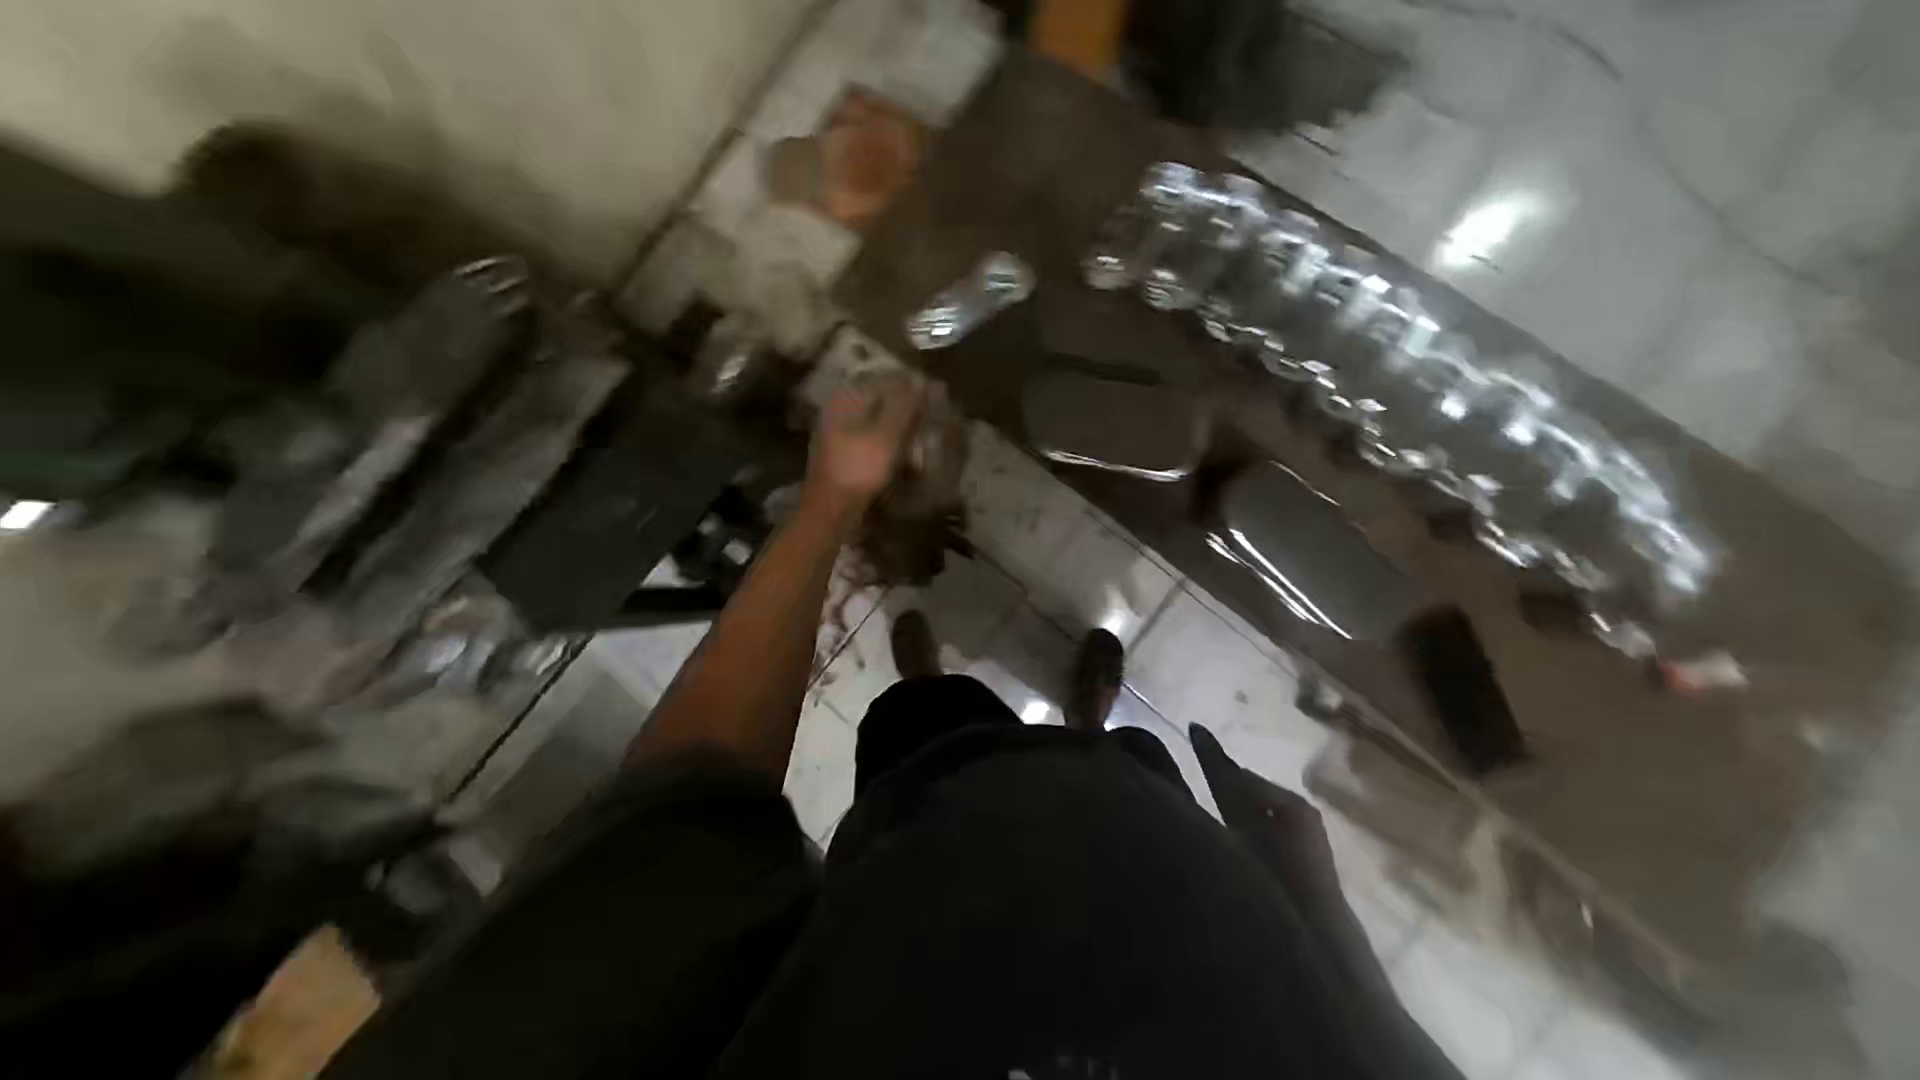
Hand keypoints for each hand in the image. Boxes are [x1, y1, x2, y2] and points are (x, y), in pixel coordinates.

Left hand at [807, 376, 923, 519]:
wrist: (829, 510)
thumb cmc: (858, 470)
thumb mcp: (885, 436)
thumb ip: (903, 405)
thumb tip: (921, 378)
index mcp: (847, 398)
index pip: (888, 381)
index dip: (914, 388)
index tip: (939, 397)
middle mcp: (841, 408)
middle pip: (882, 399)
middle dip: (909, 407)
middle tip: (935, 417)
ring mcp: (841, 430)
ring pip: (879, 419)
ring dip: (902, 425)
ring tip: (925, 433)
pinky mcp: (845, 451)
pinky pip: (874, 436)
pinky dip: (891, 440)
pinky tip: (906, 450)